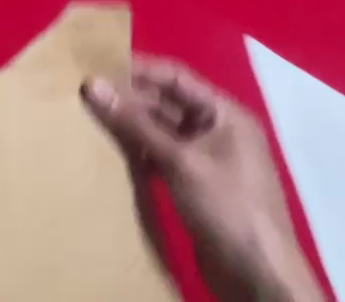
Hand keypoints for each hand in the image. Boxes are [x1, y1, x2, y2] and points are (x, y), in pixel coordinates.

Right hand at [84, 57, 325, 301]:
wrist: (260, 279)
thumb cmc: (226, 207)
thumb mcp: (179, 161)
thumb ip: (135, 123)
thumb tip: (91, 84)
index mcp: (224, 114)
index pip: (174, 78)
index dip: (137, 70)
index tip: (96, 66)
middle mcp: (217, 129)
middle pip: (166, 103)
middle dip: (129, 100)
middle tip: (85, 96)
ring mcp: (207, 158)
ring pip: (161, 130)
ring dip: (131, 126)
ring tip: (91, 119)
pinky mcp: (196, 183)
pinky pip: (162, 155)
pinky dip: (140, 151)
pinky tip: (113, 153)